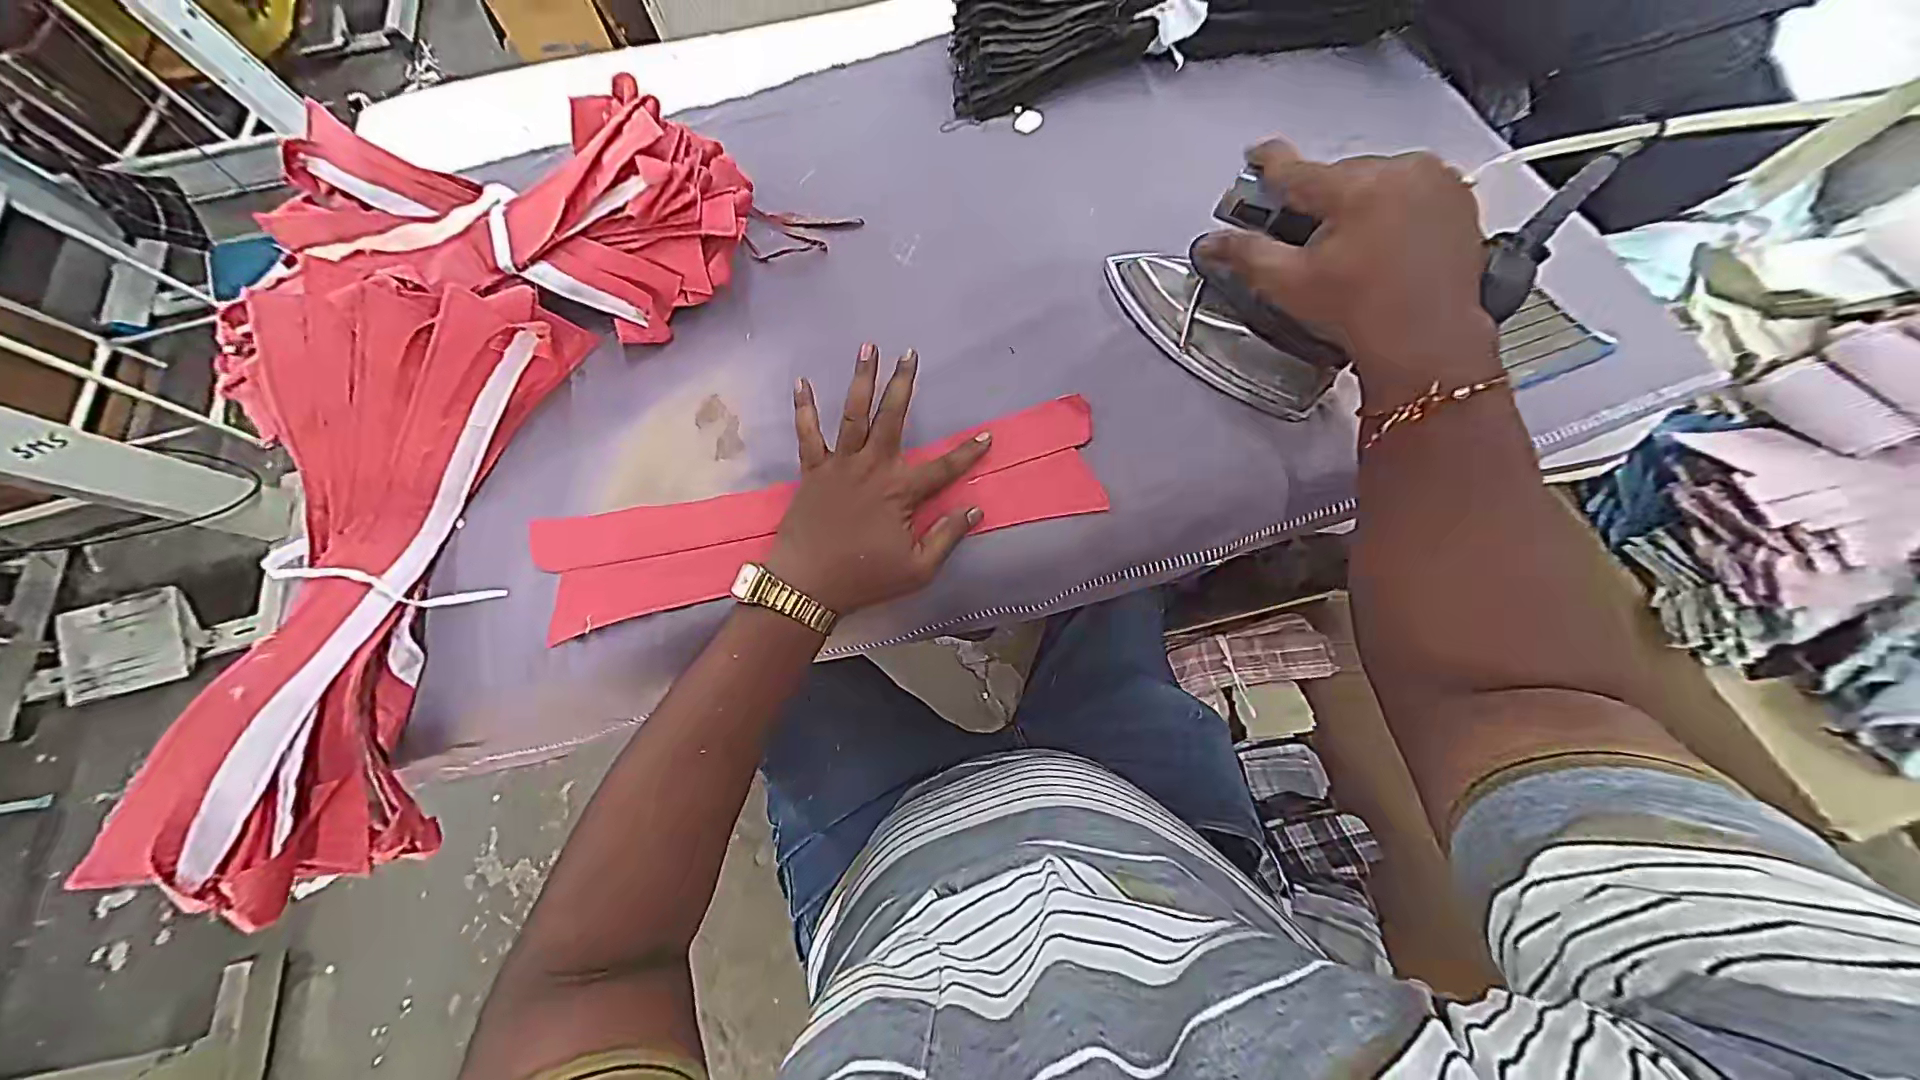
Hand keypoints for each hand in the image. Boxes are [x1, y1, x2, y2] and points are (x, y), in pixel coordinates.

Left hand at [764, 343, 989, 615]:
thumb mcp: (918, 569)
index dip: (967, 452)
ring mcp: (840, 466)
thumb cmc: (864, 578)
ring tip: (868, 348)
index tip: (986, 435)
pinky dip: (804, 408)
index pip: (943, 467)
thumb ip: (947, 537)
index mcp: (900, 491)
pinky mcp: (813, 471)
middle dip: (904, 384)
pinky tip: (803, 382)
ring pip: (853, 415)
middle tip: (910, 354)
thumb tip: (974, 510)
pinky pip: (807, 434)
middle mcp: (872, 468)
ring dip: (862, 380)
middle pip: (892, 419)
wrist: (807, 584)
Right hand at [1193, 139, 1499, 405]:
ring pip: (1375, 181)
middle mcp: (1404, 173)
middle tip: (1306, 244)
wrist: (1424, 340)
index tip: (1259, 156)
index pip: (1297, 168)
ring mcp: (1437, 184)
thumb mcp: (1289, 284)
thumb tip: (1214, 242)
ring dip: (1355, 206)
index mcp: (1359, 187)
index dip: (1269, 162)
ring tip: (1348, 254)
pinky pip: (1411, 190)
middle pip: (1338, 176)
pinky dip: (1390, 210)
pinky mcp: (1458, 200)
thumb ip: (1246, 254)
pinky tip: (1379, 248)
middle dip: (1318, 203)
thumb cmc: (1367, 314)